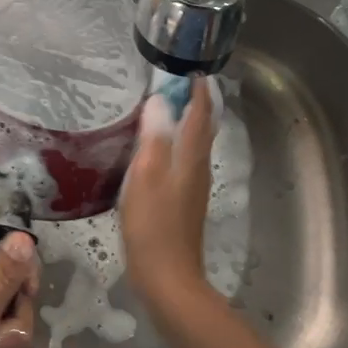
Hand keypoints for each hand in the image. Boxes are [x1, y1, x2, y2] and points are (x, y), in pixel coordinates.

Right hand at [119, 76, 218, 307]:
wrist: (168, 279)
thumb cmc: (153, 226)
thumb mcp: (146, 177)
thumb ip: (154, 138)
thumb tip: (160, 101)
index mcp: (191, 158)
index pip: (200, 115)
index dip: (199, 90)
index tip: (191, 68)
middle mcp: (197, 168)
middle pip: (201, 128)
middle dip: (195, 103)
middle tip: (177, 80)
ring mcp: (192, 187)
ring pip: (193, 144)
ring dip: (185, 122)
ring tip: (164, 105)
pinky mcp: (182, 201)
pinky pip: (183, 159)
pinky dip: (175, 143)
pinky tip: (155, 147)